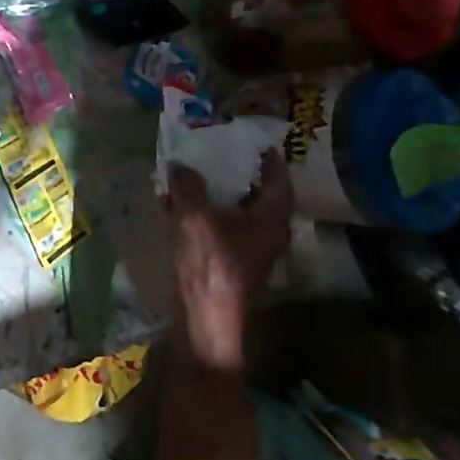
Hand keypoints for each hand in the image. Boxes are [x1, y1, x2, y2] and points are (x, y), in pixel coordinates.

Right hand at [165, 150, 291, 371]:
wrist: (206, 318)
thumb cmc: (210, 264)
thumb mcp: (195, 217)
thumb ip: (188, 186)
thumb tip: (180, 164)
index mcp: (271, 219)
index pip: (279, 181)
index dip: (270, 160)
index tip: (258, 141)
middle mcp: (269, 233)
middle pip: (262, 196)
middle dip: (244, 174)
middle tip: (225, 151)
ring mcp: (251, 249)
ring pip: (242, 212)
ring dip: (225, 193)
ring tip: (202, 171)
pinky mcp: (232, 261)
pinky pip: (226, 226)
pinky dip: (213, 211)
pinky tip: (189, 204)